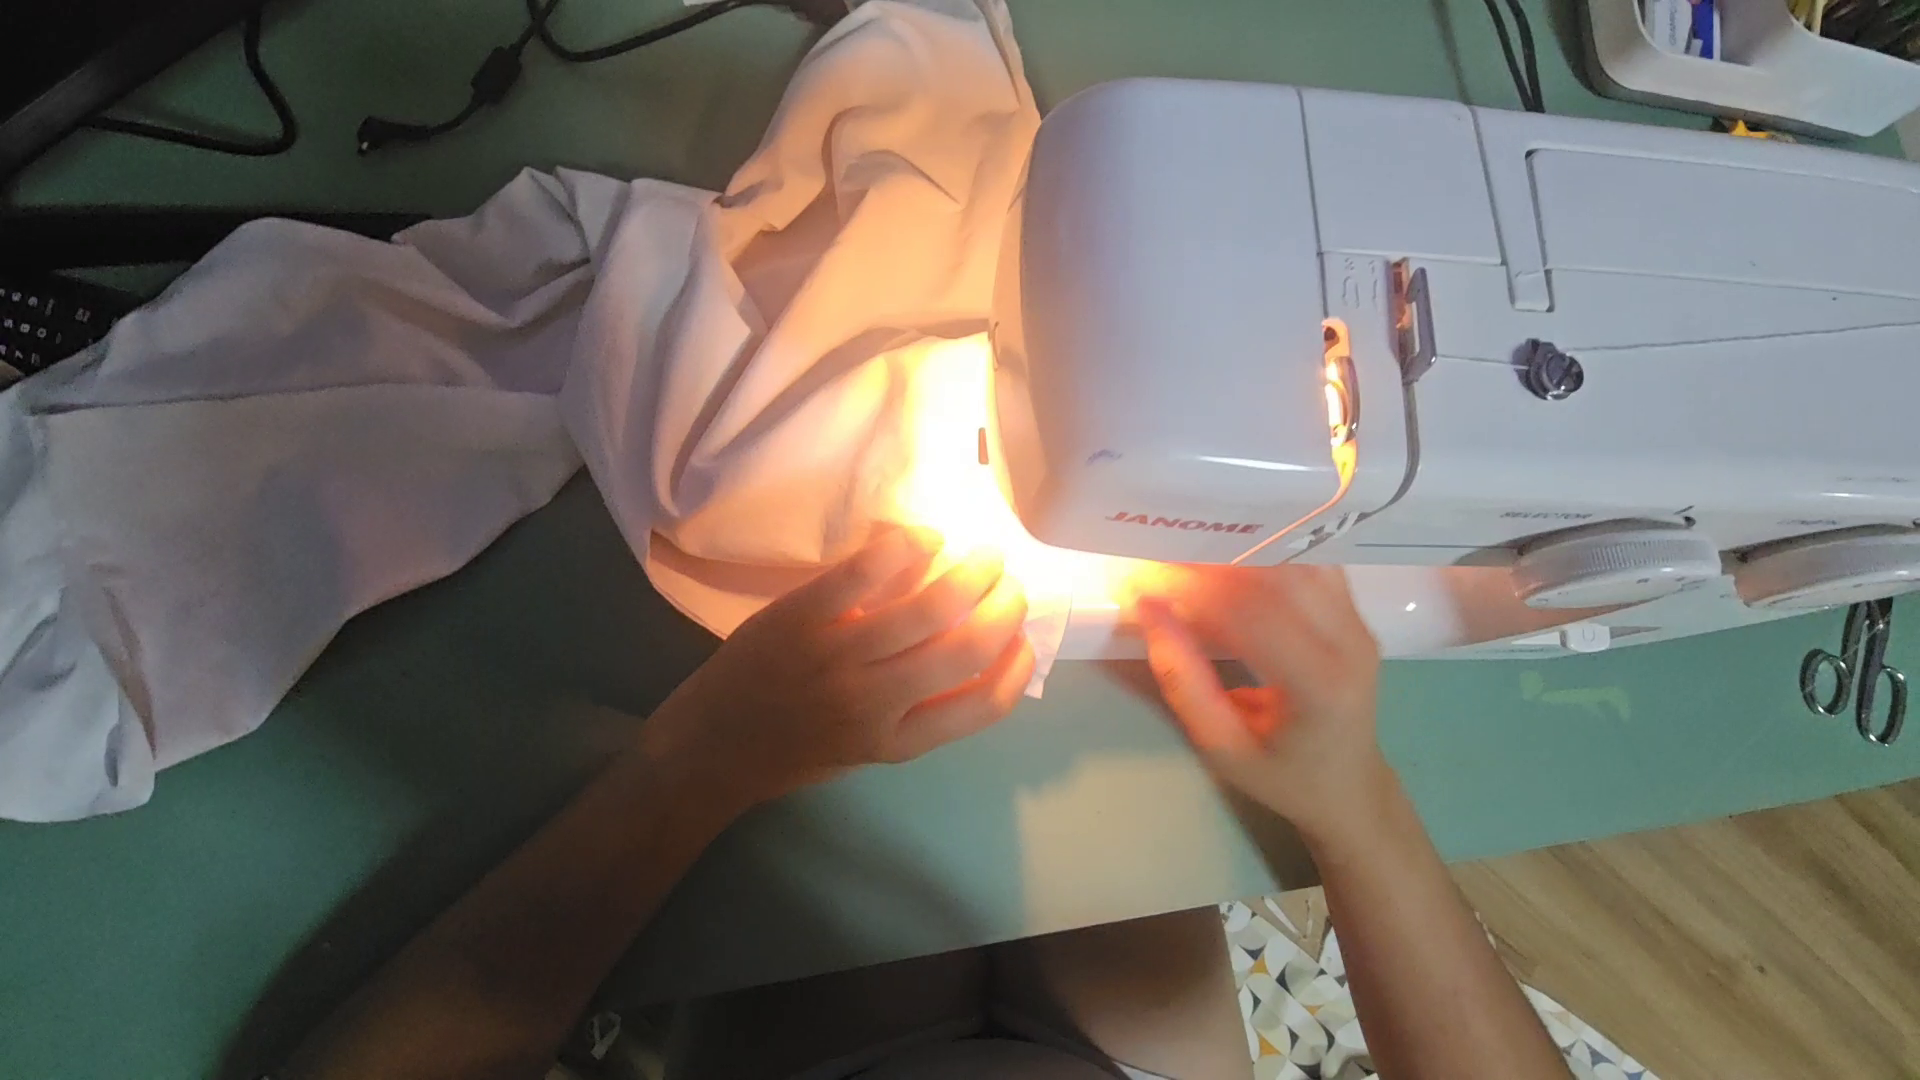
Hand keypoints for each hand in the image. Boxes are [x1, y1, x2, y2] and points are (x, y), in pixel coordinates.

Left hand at [645, 525, 1035, 811]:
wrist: (712, 747)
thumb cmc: (796, 752)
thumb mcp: (868, 752)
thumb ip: (920, 712)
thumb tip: (974, 658)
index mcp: (898, 740)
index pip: (983, 706)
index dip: (1018, 666)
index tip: (1025, 639)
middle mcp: (877, 701)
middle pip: (967, 647)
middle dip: (1005, 608)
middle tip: (1010, 584)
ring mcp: (838, 655)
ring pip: (928, 607)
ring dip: (971, 573)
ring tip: (984, 556)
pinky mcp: (802, 616)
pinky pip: (867, 572)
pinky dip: (908, 547)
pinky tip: (926, 539)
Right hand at [1131, 564, 1387, 839]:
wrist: (1348, 786)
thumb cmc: (1281, 775)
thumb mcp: (1220, 745)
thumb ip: (1183, 681)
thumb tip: (1148, 609)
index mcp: (1320, 686)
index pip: (1253, 614)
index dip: (1194, 590)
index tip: (1143, 581)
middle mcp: (1350, 642)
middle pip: (1277, 574)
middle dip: (1210, 559)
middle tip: (1158, 557)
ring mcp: (1356, 620)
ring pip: (1294, 557)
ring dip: (1236, 548)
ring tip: (1186, 551)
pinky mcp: (1352, 608)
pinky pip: (1306, 560)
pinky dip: (1262, 550)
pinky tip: (1226, 554)